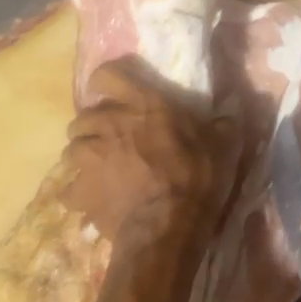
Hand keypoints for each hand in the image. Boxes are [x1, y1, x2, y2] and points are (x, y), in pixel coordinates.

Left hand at [60, 60, 238, 247]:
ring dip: (84, 155)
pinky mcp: (80, 191)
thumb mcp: (222, 145)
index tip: (116, 91)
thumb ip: (222, 125)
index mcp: (142, 104)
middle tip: (113, 138)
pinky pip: (70, 188)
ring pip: (72, 149)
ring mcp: (89, 158)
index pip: (108, 74)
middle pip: (85, 115)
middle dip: (95, 125)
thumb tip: (230, 113)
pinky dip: (78, 192)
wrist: (167, 227)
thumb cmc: (195, 177)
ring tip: (100, 168)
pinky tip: (93, 200)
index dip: (108, 80)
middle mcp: (108, 124)